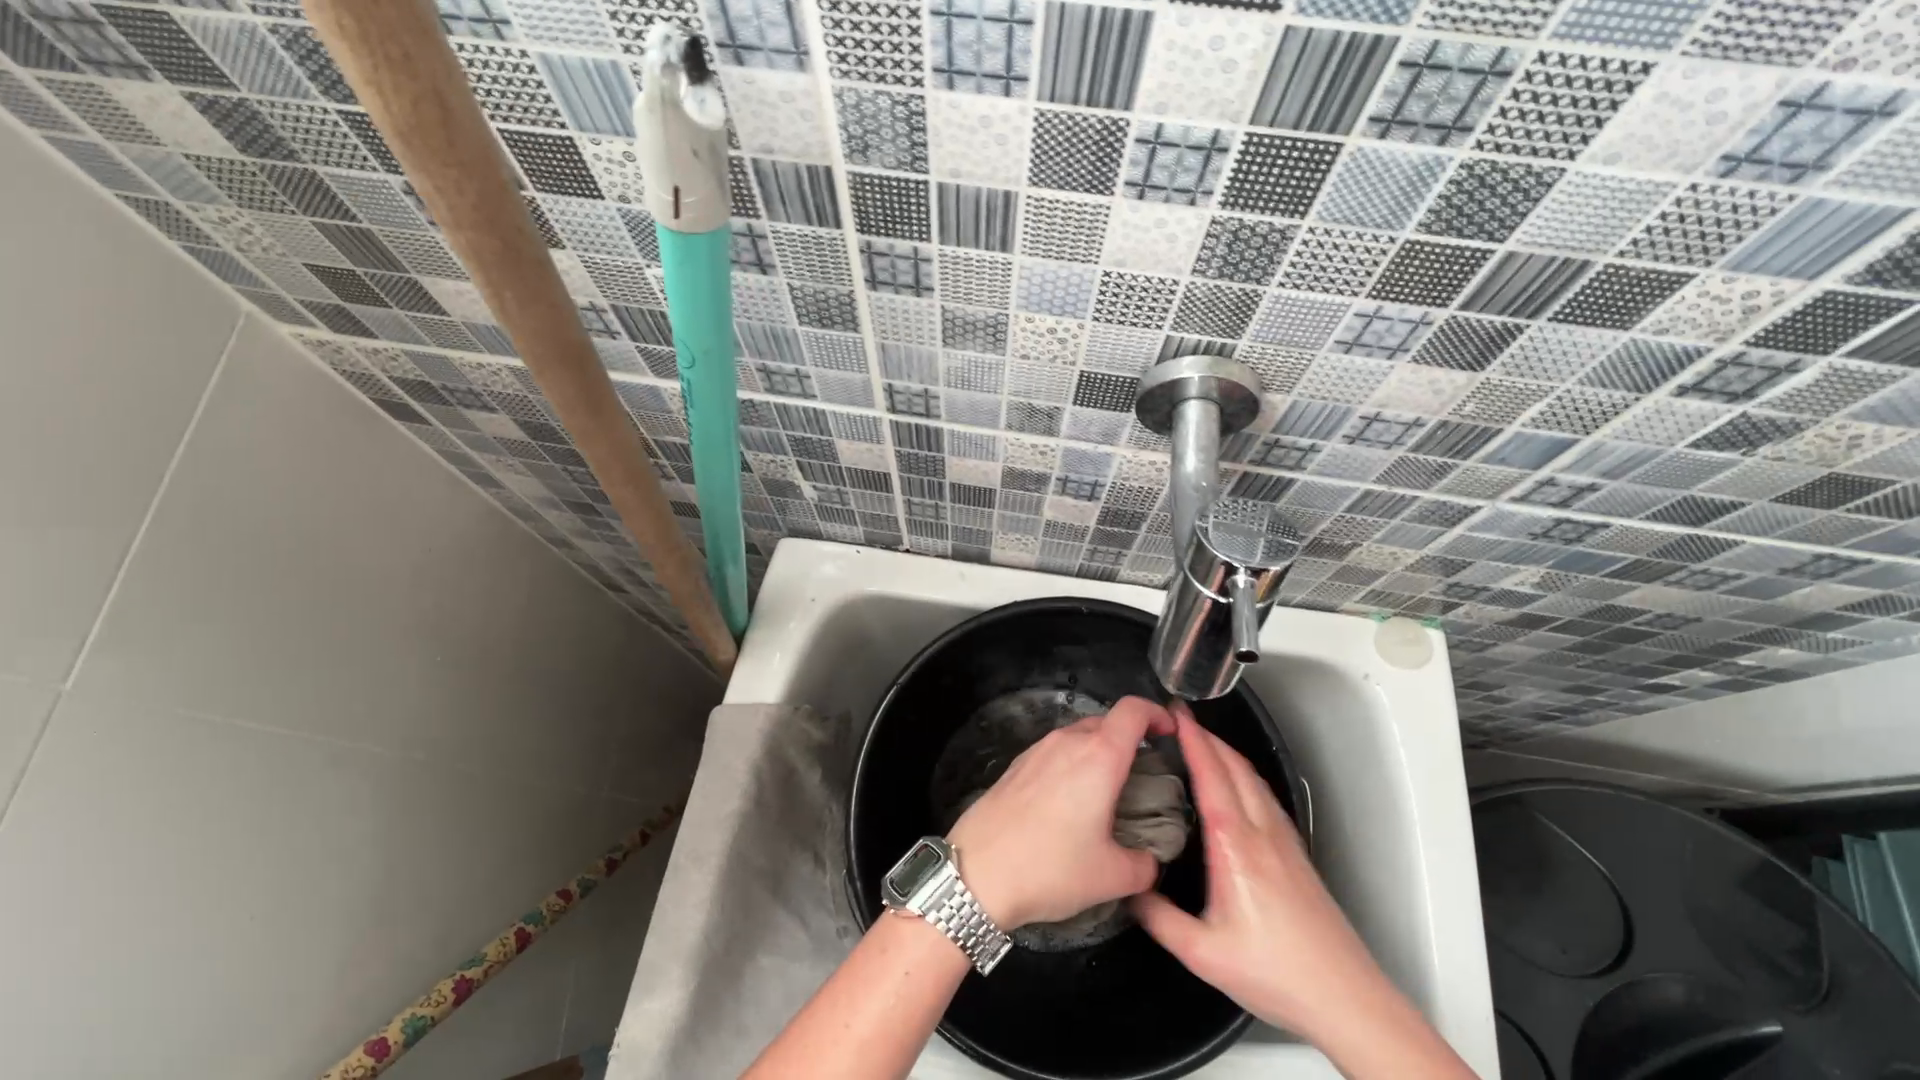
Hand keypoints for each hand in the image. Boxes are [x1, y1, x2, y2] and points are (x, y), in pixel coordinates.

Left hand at [946, 696, 1174, 928]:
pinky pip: (1053, 754)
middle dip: (1130, 738)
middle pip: (1106, 722)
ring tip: (1108, 790)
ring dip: (1098, 753)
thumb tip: (1150, 862)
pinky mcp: (1014, 767)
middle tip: (1144, 770)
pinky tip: (1069, 803)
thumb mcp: (1112, 877)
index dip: (1157, 714)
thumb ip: (1144, 865)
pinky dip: (1071, 766)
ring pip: (1077, 737)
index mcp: (1099, 756)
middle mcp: (1066, 743)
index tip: (1169, 733)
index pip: (1133, 710)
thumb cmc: (1050, 868)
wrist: (976, 874)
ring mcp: (1035, 752)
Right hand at [1129, 702, 1398, 1048]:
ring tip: (1202, 744)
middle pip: (1236, 767)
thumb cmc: (1280, 974)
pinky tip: (1235, 789)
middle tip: (1180, 720)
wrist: (1343, 997)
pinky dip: (1244, 777)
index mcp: (1236, 848)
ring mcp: (1284, 843)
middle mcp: (1263, 835)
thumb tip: (1130, 893)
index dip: (1193, 740)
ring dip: (1227, 754)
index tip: (1175, 715)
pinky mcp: (1296, 857)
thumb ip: (1158, 918)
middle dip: (1207, 737)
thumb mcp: (1201, 952)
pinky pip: (1265, 799)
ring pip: (1254, 780)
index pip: (1212, 776)